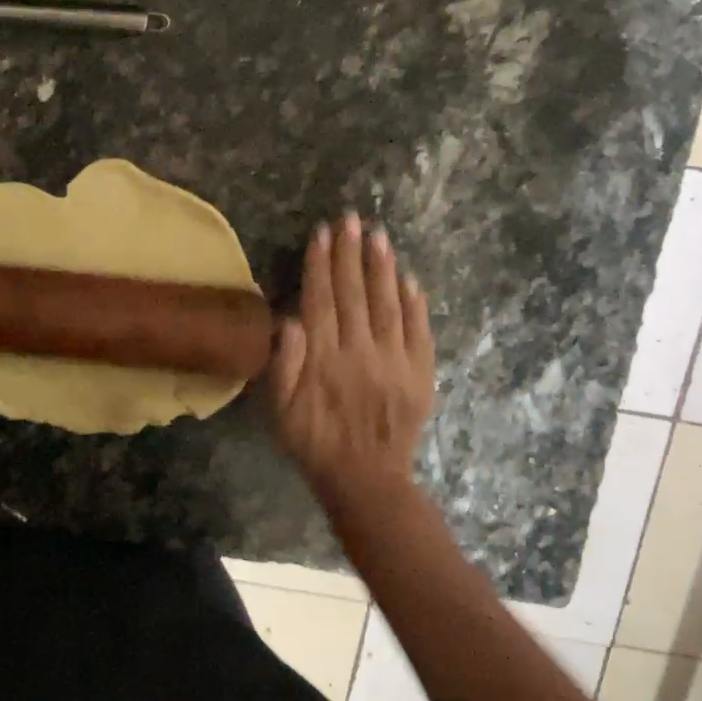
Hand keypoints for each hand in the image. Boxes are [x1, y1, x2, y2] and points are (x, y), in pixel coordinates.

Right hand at [268, 211, 435, 507]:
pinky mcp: (421, 375)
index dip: (321, 264)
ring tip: (378, 236)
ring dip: (382, 267)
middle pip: (355, 293)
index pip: (322, 299)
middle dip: (351, 253)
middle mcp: (362, 353)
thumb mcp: (280, 408)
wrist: (367, 481)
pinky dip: (414, 303)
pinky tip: (407, 278)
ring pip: (389, 304)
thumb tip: (289, 317)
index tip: (322, 233)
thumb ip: (284, 362)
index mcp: (325, 358)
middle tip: (351, 219)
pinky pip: (419, 331)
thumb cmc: (313, 441)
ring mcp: (396, 362)